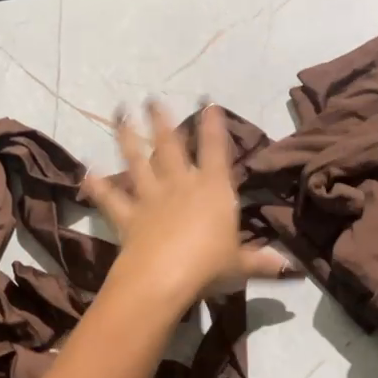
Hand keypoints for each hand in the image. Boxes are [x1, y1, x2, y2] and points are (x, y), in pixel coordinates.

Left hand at [84, 101, 291, 305]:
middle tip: (151, 98)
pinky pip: (111, 198)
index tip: (207, 102)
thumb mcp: (241, 265)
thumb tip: (290, 266)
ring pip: (137, 161)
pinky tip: (87, 171)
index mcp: (214, 189)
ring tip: (120, 115)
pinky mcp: (127, 216)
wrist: (164, 279)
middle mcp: (182, 184)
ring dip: (128, 137)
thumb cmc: (209, 266)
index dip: (213, 125)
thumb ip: (262, 262)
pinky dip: (99, 185)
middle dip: (161, 120)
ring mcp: (152, 198)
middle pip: (170, 146)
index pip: (215, 150)